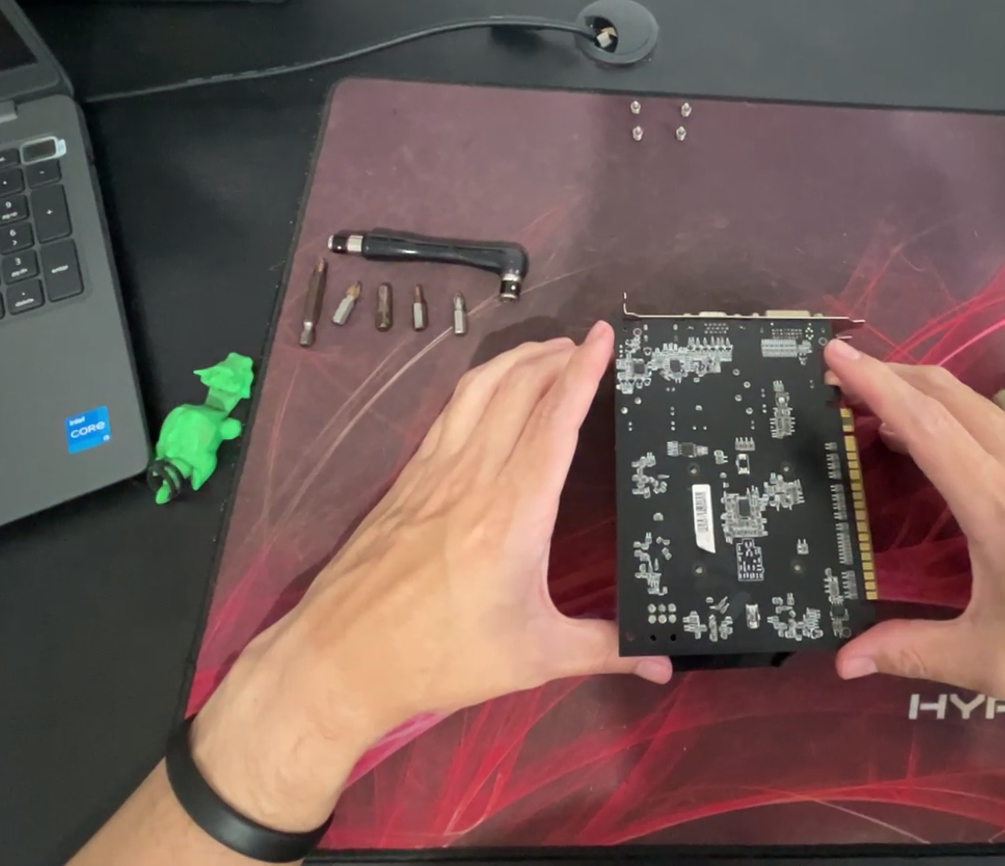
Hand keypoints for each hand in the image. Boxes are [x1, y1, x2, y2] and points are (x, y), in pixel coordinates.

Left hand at [189, 323, 670, 830]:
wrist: (340, 659)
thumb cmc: (441, 658)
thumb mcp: (534, 657)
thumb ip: (603, 650)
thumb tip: (663, 667)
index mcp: (515, 512)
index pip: (556, 422)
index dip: (584, 373)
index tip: (603, 337)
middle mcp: (476, 476)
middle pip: (519, 391)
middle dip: (557, 356)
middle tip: (587, 343)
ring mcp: (436, 470)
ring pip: (480, 389)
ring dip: (518, 360)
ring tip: (548, 350)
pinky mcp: (409, 476)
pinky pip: (452, 410)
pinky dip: (481, 382)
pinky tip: (493, 386)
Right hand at [824, 340, 1004, 733]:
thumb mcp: (993, 660)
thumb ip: (911, 651)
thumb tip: (844, 663)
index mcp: (996, 501)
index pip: (922, 421)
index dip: (872, 381)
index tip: (834, 352)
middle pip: (944, 392)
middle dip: (888, 372)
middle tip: (841, 373)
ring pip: (974, 403)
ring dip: (922, 391)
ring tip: (880, 408)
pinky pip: (999, 423)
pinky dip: (956, 415)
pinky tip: (946, 445)